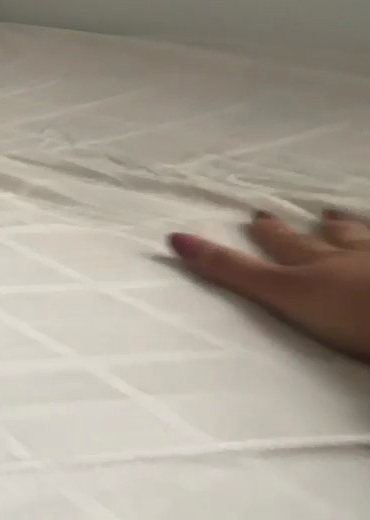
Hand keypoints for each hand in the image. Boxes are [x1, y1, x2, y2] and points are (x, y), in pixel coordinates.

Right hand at [170, 209, 369, 360]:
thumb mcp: (284, 294)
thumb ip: (232, 269)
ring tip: (356, 221)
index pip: (285, 243)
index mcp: (316, 262)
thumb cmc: (354, 311)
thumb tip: (171, 237)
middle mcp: (355, 259)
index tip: (256, 214)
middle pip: (337, 240)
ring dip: (364, 235)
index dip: (269, 231)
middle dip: (324, 227)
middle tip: (322, 211)